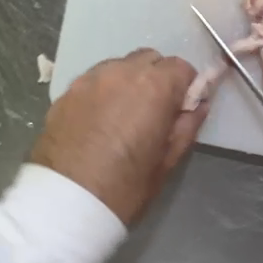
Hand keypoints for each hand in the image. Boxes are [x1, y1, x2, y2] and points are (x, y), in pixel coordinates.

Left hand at [30, 50, 208, 224]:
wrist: (63, 202)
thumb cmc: (123, 187)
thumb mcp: (166, 162)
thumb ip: (186, 127)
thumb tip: (198, 106)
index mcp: (154, 86)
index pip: (182, 67)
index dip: (186, 87)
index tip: (181, 109)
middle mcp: (122, 72)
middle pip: (150, 59)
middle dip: (158, 79)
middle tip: (155, 112)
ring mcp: (90, 79)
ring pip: (120, 66)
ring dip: (129, 81)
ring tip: (124, 115)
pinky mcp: (67, 91)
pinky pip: (95, 80)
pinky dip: (104, 91)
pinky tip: (99, 120)